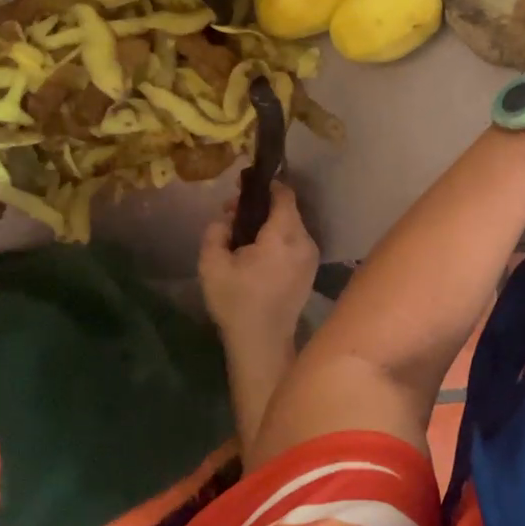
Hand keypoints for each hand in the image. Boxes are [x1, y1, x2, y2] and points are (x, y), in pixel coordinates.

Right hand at [197, 183, 319, 348]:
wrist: (263, 339)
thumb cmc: (236, 301)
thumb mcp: (212, 265)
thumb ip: (216, 232)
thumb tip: (227, 217)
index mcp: (283, 236)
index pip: (284, 195)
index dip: (265, 186)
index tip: (242, 188)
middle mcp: (305, 240)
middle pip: (288, 210)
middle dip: (262, 207)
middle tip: (232, 214)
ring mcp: (312, 255)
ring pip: (292, 226)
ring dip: (270, 223)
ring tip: (242, 235)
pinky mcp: (311, 268)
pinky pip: (296, 242)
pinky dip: (279, 238)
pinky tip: (258, 252)